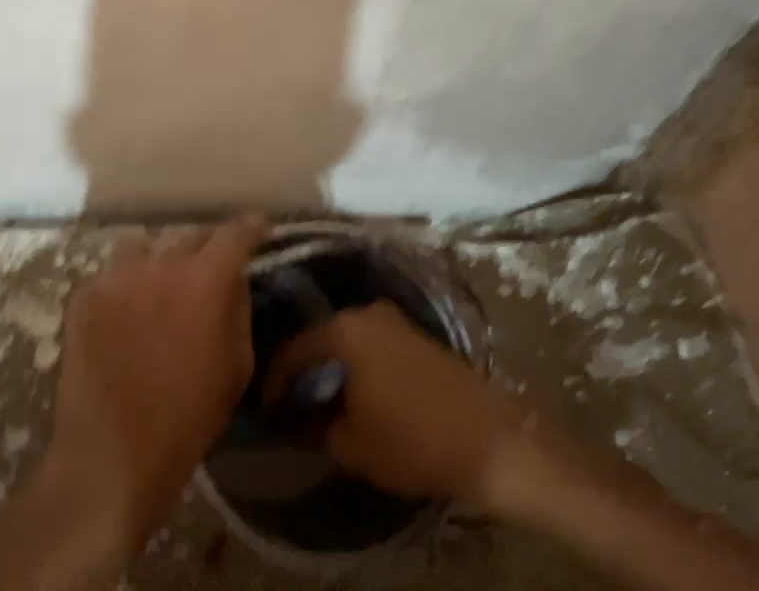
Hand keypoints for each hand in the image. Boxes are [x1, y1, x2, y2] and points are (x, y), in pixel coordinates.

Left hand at [39, 215, 264, 547]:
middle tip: (207, 273)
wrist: (113, 452)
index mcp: (203, 280)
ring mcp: (114, 277)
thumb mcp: (236, 366)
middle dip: (204, 251)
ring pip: (142, 249)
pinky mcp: (82, 296)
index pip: (233, 234)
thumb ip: (237, 310)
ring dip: (157, 262)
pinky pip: (109, 274)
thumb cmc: (188, 416)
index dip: (250, 227)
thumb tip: (233, 280)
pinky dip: (122, 285)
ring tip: (157, 289)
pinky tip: (123, 314)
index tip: (258, 227)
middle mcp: (158, 264)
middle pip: (188, 237)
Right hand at [269, 302, 576, 510]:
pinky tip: (352, 391)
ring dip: (331, 365)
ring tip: (318, 397)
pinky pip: (372, 345)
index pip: (292, 350)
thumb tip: (294, 418)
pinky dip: (356, 364)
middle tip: (288, 400)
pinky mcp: (419, 337)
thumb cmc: (414, 442)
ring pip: (347, 340)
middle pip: (320, 337)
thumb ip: (313, 426)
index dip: (274, 380)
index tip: (265, 408)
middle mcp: (367, 314)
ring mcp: (397, 322)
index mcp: (344, 331)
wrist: (493, 444)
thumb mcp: (350, 444)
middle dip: (302, 368)